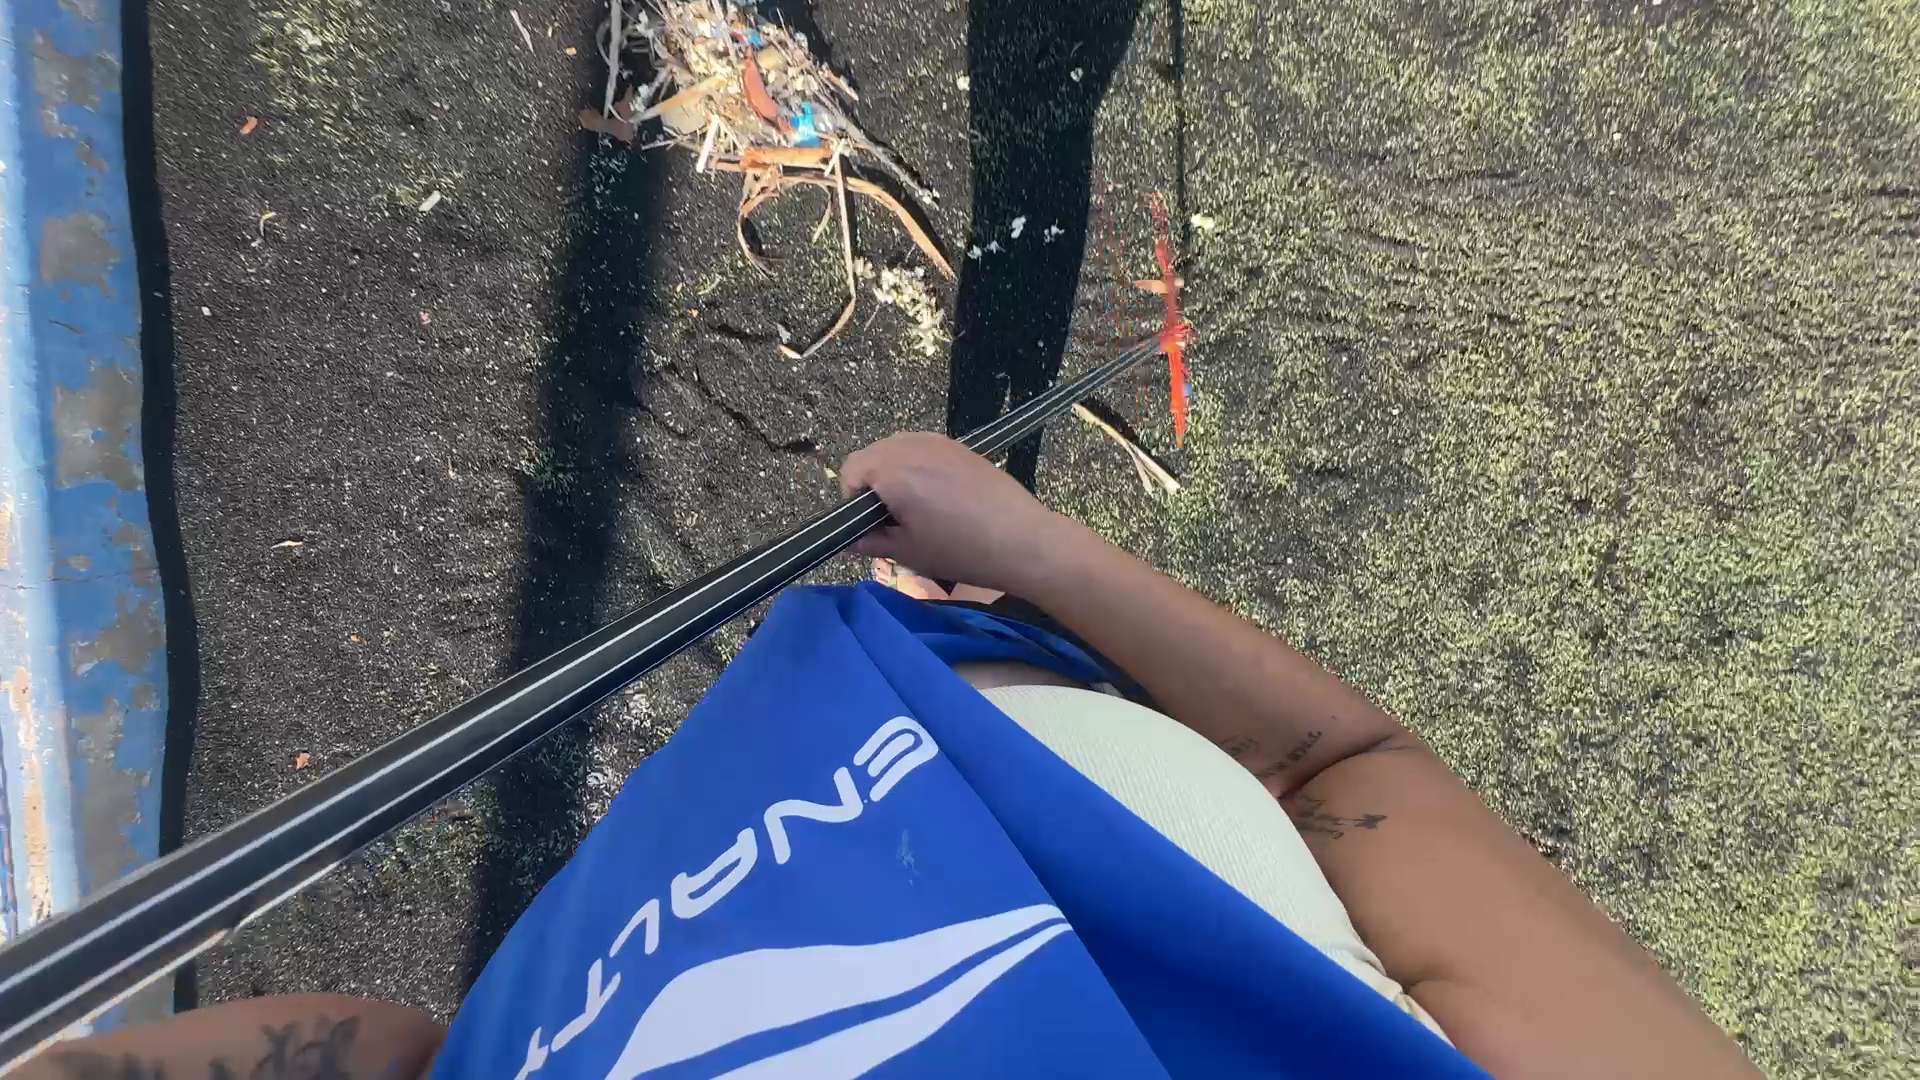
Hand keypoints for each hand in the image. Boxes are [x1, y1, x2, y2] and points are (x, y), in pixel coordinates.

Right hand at [839, 433, 1086, 595]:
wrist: (1021, 540)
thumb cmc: (961, 549)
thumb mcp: (908, 552)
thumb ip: (871, 542)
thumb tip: (849, 542)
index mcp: (893, 470)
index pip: (851, 469)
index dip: (851, 498)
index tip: (867, 523)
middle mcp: (912, 446)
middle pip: (872, 455)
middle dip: (871, 483)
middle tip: (889, 518)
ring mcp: (939, 441)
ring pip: (897, 448)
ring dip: (893, 472)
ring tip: (913, 507)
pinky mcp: (960, 446)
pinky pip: (923, 448)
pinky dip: (917, 465)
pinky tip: (937, 495)